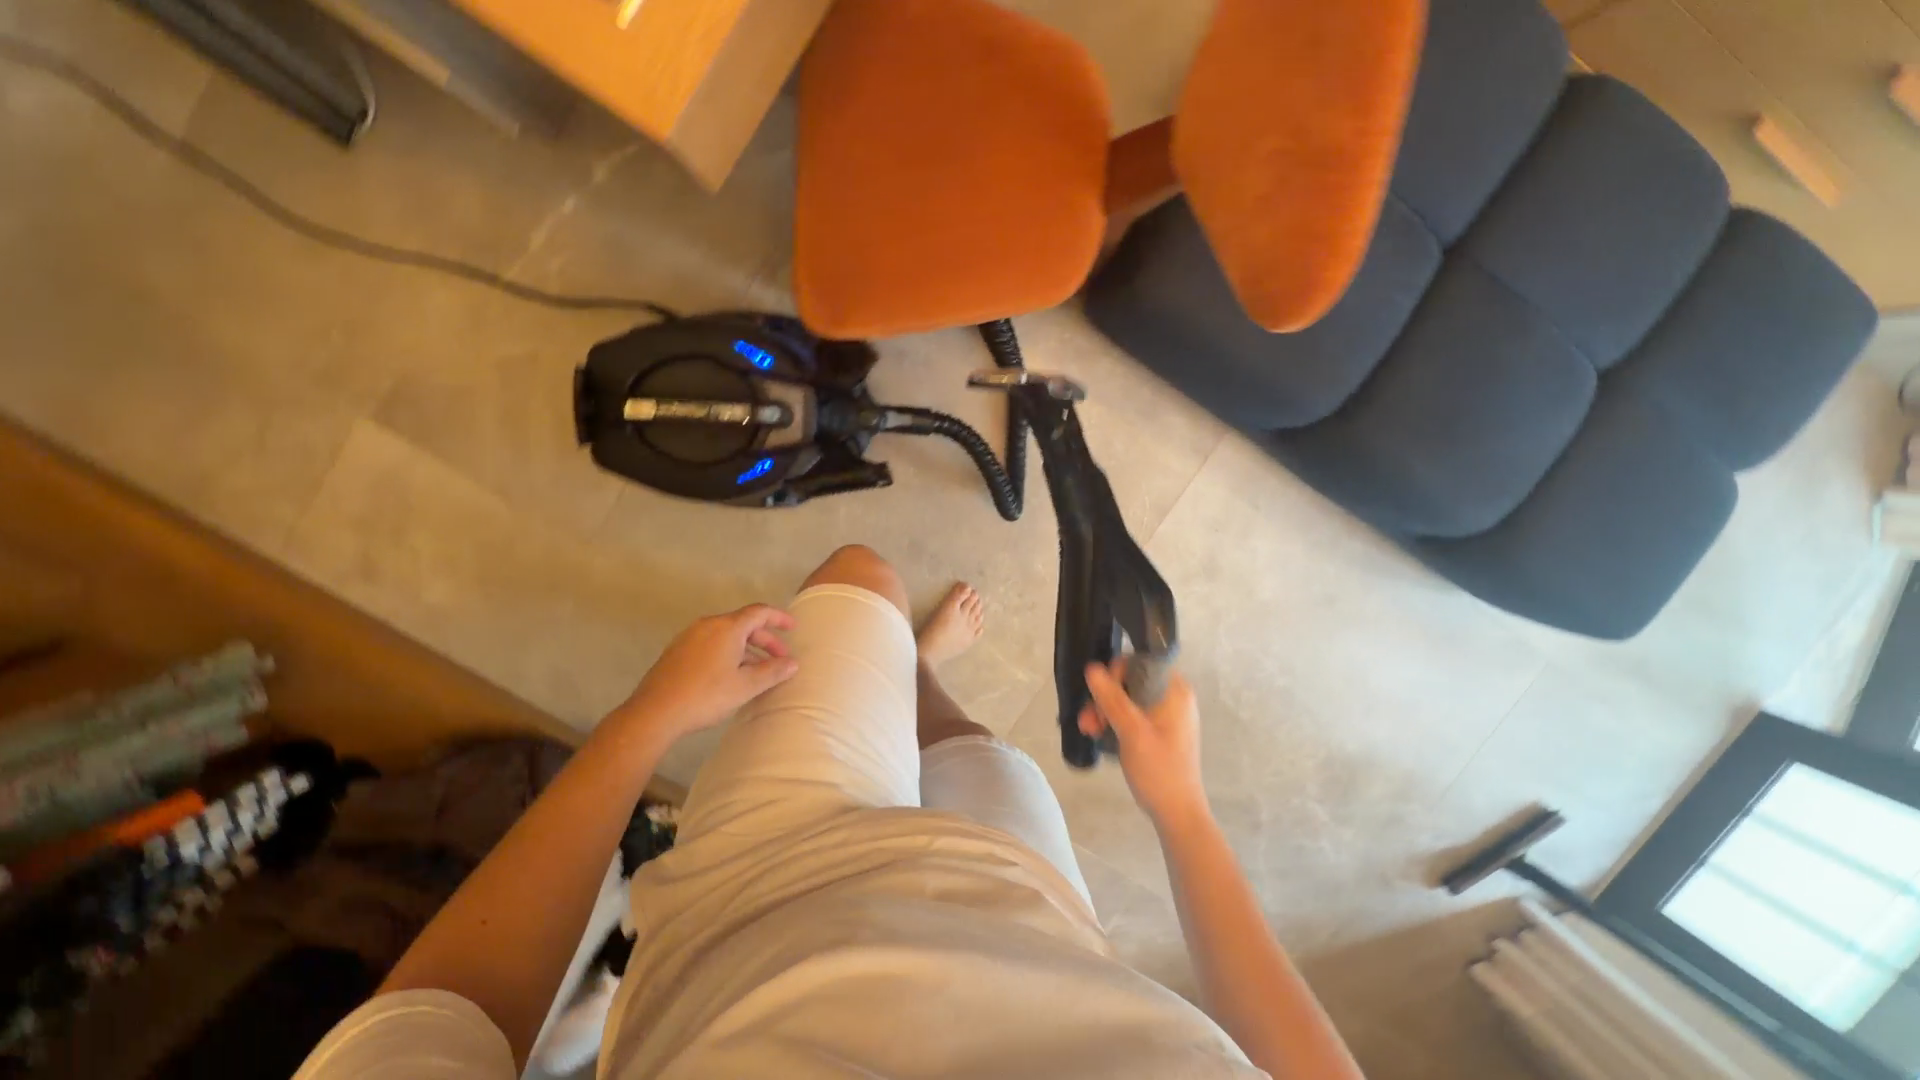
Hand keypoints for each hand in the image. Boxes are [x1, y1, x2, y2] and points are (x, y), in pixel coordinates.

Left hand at [615, 605, 798, 741]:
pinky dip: (728, 652)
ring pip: (726, 635)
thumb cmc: (706, 695)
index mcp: (727, 628)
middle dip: (765, 639)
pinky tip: (730, 673)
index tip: (793, 627)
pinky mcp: (677, 651)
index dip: (779, 618)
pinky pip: (711, 643)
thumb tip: (792, 663)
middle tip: (780, 658)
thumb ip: (772, 672)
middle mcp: (708, 625)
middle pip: (743, 623)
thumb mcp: (745, 686)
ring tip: (757, 670)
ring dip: (746, 648)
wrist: (655, 711)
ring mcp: (689, 636)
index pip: (759, 612)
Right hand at [1078, 659, 1208, 829]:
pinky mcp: (1159, 732)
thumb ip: (1112, 698)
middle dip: (1105, 698)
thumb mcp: (1132, 731)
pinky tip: (1098, 736)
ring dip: (1105, 711)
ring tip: (1088, 730)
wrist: (1177, 813)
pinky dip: (1115, 723)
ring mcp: (1166, 716)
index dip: (1116, 674)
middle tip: (1089, 720)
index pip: (1141, 663)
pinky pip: (1132, 716)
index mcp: (1175, 691)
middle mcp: (1173, 697)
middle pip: (1131, 682)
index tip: (1100, 695)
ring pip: (1128, 700)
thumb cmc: (1158, 770)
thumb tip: (1092, 668)